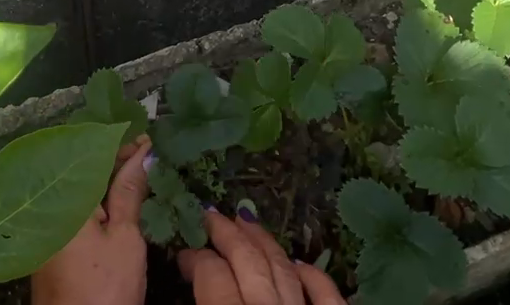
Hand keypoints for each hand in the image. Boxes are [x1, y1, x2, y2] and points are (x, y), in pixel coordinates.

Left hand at [30, 136, 152, 304]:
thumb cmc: (104, 288)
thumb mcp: (125, 238)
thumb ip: (130, 192)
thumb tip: (143, 153)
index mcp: (67, 197)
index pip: (96, 155)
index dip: (123, 145)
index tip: (148, 139)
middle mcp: (51, 204)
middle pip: (84, 168)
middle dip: (113, 158)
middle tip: (145, 153)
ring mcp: (47, 224)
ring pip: (78, 187)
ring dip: (104, 177)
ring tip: (134, 171)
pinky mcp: (49, 243)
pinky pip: (72, 206)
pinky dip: (93, 198)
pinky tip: (113, 199)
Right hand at [177, 205, 346, 304]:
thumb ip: (201, 303)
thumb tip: (189, 276)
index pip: (211, 272)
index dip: (194, 256)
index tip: (183, 250)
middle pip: (246, 260)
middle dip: (225, 233)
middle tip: (208, 215)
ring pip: (282, 267)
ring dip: (263, 242)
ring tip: (245, 220)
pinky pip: (326, 296)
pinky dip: (314, 276)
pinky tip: (300, 263)